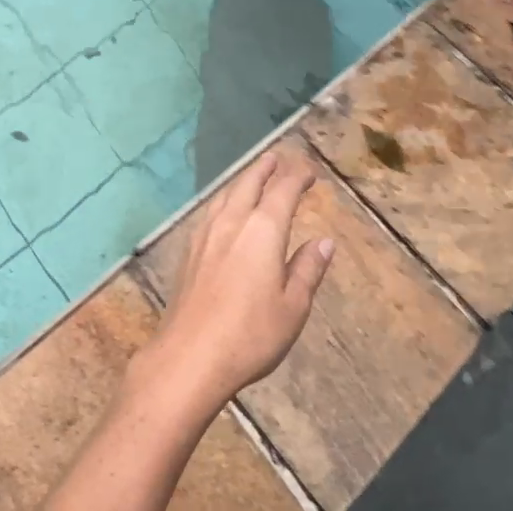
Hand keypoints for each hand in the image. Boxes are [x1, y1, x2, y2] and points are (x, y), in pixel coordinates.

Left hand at [131, 149, 334, 409]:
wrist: (190, 355)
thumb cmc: (250, 334)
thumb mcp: (292, 307)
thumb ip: (307, 270)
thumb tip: (323, 242)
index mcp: (263, 230)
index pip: (283, 191)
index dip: (298, 176)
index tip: (310, 171)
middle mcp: (232, 222)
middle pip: (249, 183)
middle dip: (265, 168)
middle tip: (277, 157)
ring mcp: (205, 234)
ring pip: (226, 194)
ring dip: (243, 180)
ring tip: (253, 176)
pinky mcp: (189, 250)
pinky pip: (211, 211)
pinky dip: (225, 200)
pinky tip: (224, 211)